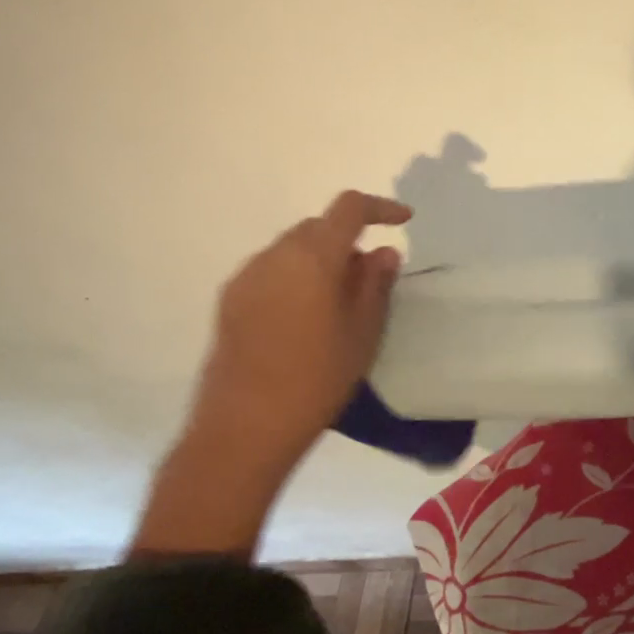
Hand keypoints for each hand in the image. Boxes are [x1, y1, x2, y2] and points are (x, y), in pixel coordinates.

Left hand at [195, 190, 410, 448]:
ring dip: (320, 261)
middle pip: (317, 227)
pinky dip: (296, 279)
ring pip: (292, 250)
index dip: (380, 208)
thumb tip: (383, 252)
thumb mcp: (363, 333)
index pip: (349, 208)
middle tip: (371, 278)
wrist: (245, 425)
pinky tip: (306, 320)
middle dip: (348, 240)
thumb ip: (375, 285)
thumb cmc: (317, 378)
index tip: (404, 222)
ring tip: (339, 304)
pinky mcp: (229, 301)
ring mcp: (246, 277)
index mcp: (313, 257)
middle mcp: (274, 255)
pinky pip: (271, 273)